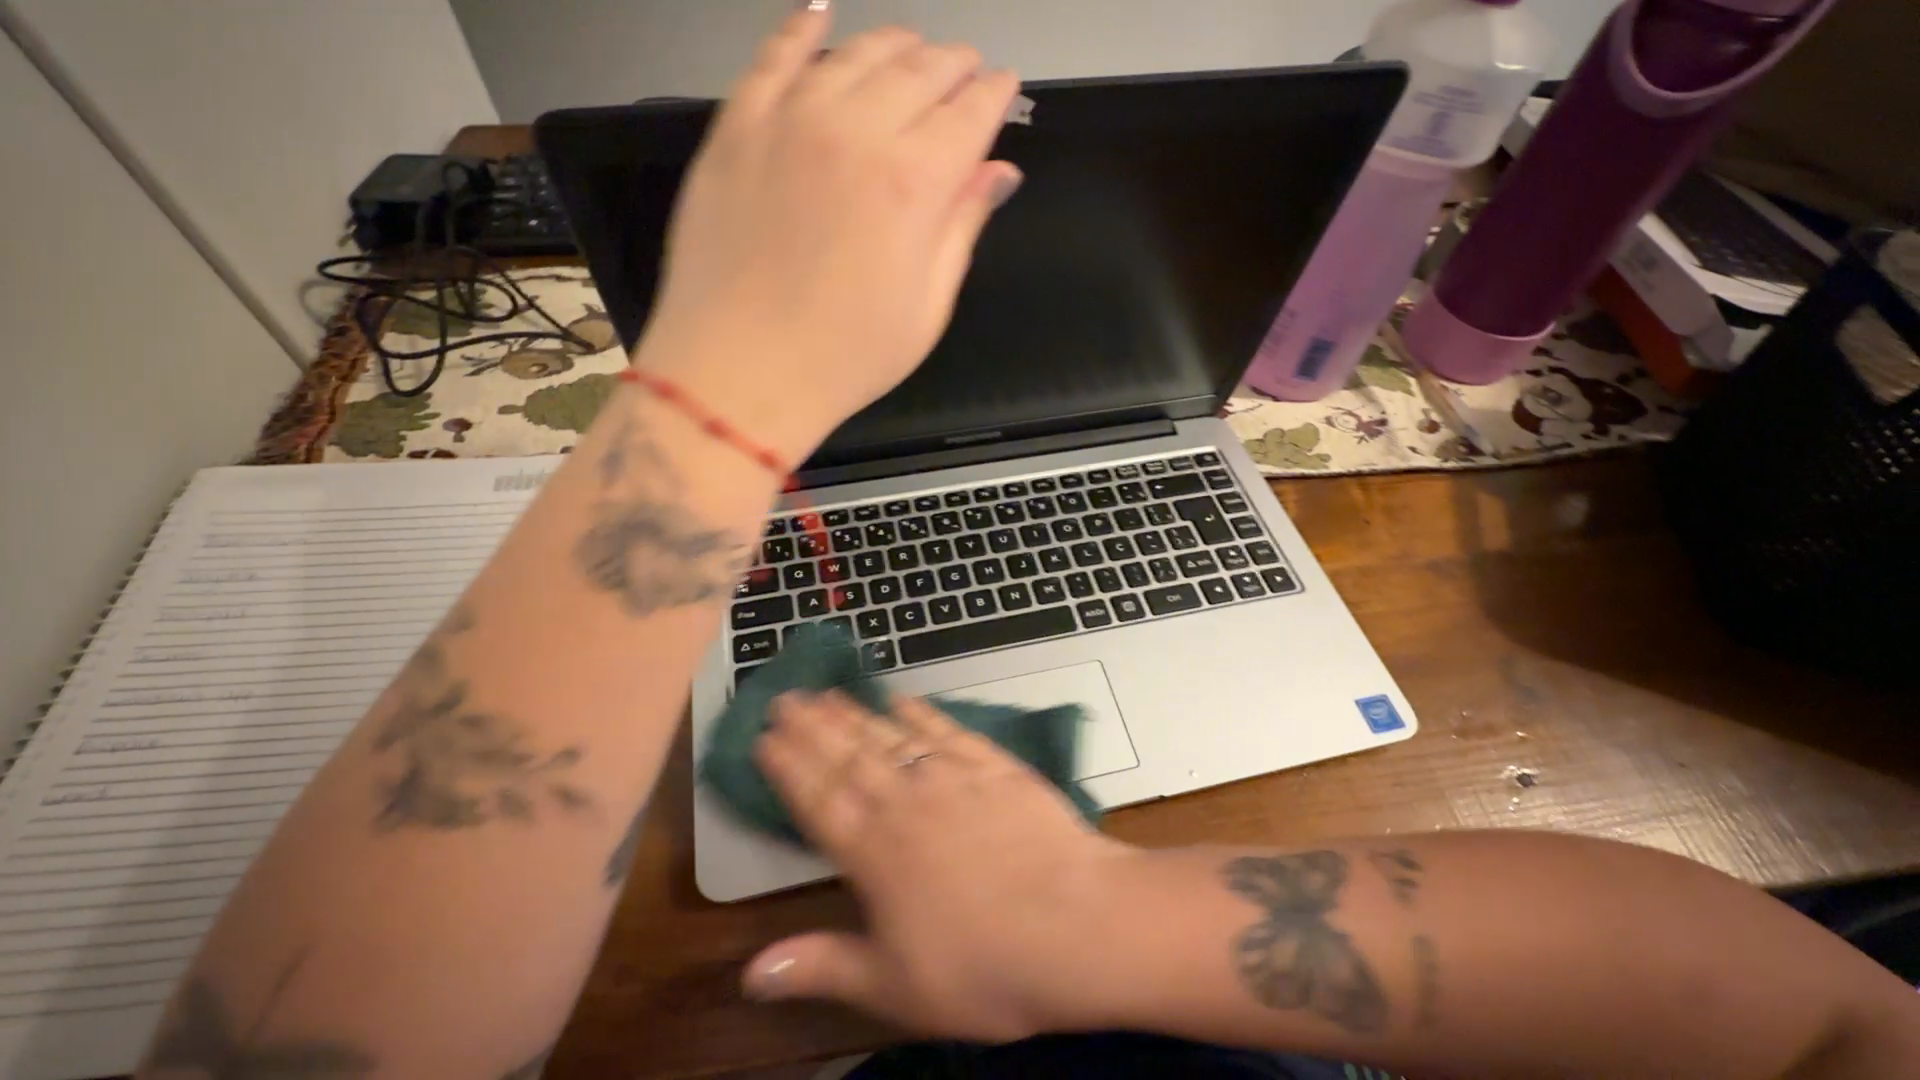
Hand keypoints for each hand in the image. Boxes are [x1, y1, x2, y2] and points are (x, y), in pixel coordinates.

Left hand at [635, 5, 1023, 462]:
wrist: (736, 376)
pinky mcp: (736, 129)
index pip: (971, 111)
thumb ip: (962, 227)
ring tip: (911, 49)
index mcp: (914, 181)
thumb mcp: (926, 307)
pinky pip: (772, 57)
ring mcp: (789, 122)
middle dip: (953, 65)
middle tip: (965, 69)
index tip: (1005, 90)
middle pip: (920, 70)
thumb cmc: (840, 358)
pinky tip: (819, 13)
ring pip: (855, 52)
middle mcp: (856, 132)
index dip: (996, 95)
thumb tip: (997, 173)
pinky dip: (800, 29)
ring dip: (894, 45)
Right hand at [745, 691, 1138, 1041]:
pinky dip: (923, 713)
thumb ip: (823, 967)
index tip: (764, 736)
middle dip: (812, 727)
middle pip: (848, 757)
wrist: (1082, 927)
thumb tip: (749, 974)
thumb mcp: (895, 986)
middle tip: (785, 696)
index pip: (818, 800)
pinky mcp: (998, 769)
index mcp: (873, 853)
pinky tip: (905, 700)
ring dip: (856, 713)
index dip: (788, 767)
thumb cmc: (985, 967)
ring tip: (827, 692)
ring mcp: (955, 779)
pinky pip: (950, 731)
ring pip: (892, 737)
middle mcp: (906, 803)